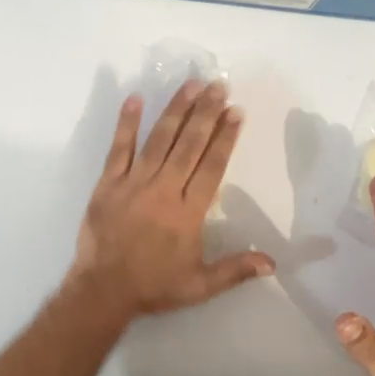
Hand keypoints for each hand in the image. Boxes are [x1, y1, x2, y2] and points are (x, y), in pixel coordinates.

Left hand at [68, 81, 275, 317]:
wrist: (102, 291)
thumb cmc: (153, 287)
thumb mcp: (199, 286)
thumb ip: (235, 270)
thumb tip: (272, 263)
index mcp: (188, 213)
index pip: (212, 166)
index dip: (225, 137)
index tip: (236, 112)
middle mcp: (164, 190)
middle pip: (189, 144)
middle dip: (206, 113)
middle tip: (219, 85)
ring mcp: (134, 183)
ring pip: (159, 139)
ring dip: (176, 110)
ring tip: (191, 84)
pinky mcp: (108, 184)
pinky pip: (118, 148)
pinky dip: (126, 123)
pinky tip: (135, 99)